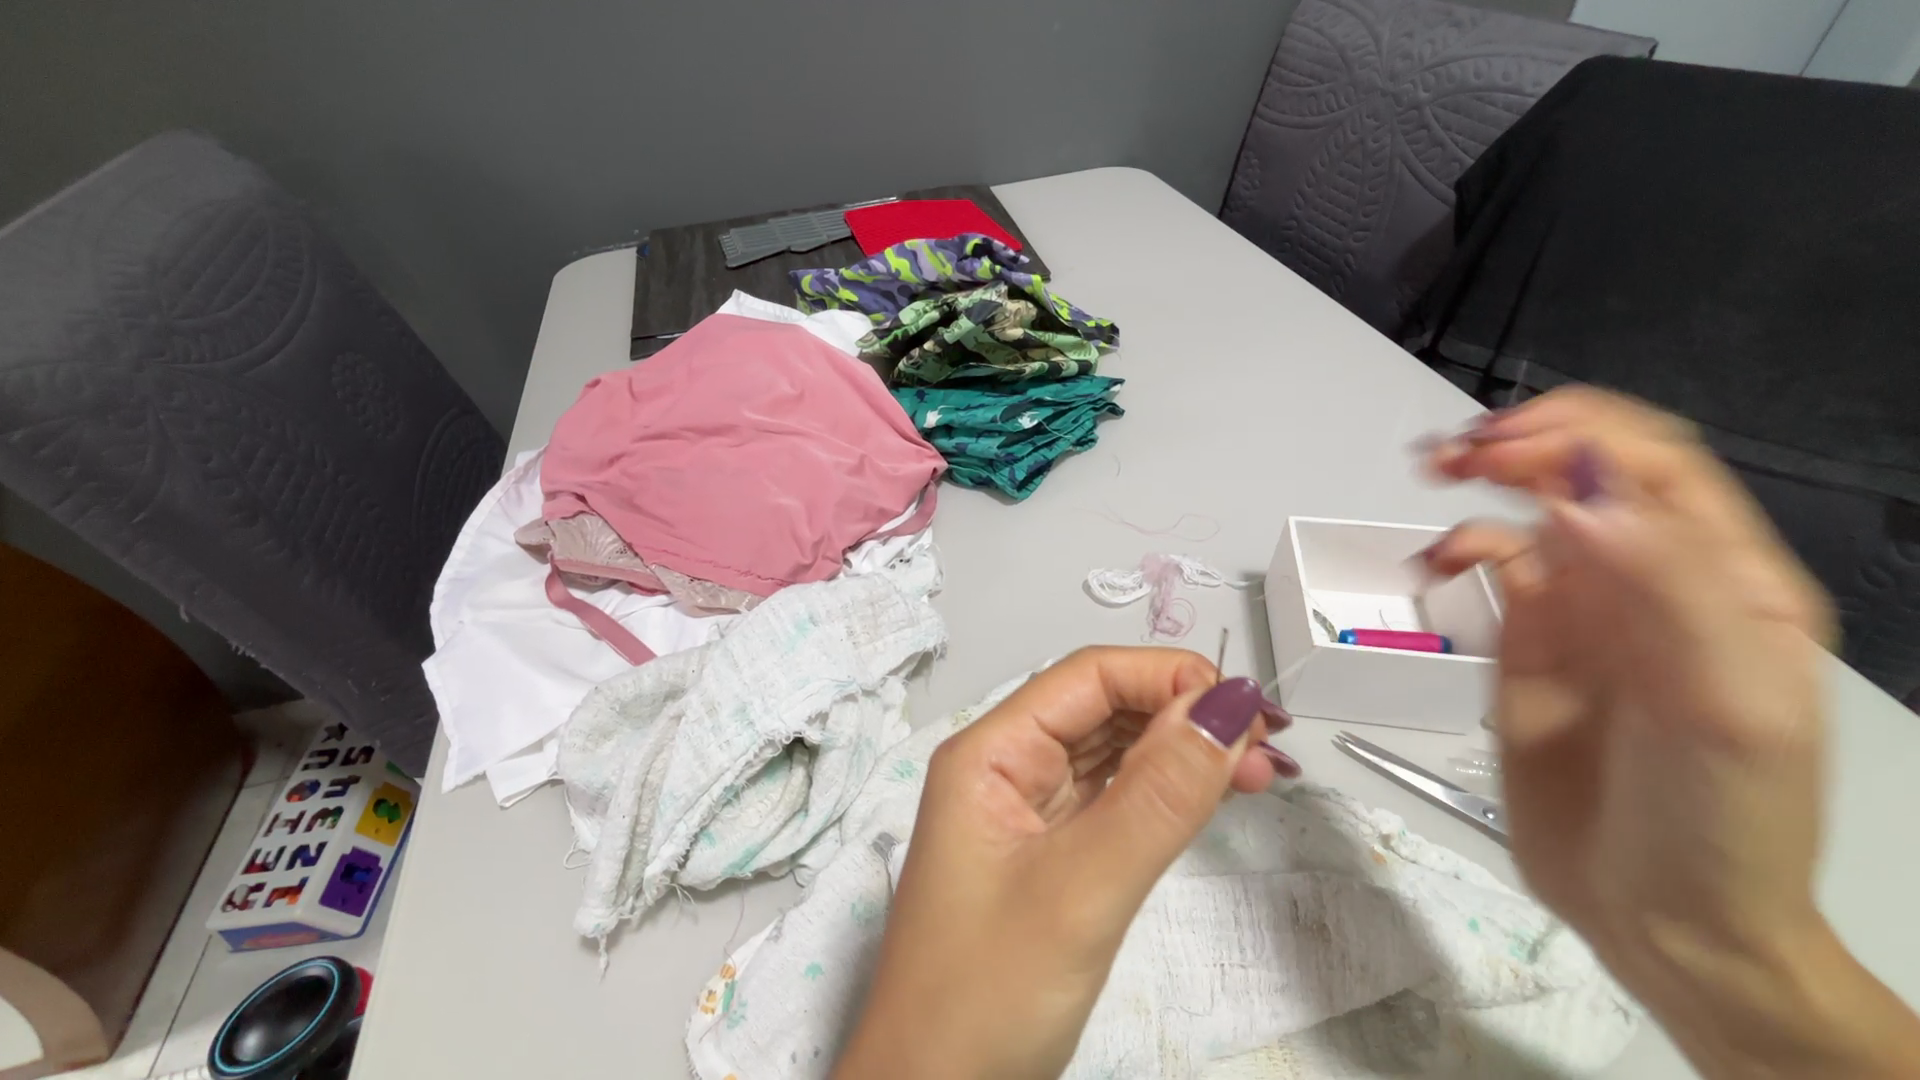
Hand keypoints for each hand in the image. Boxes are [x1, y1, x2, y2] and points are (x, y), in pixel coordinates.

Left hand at [832, 647, 1293, 1079]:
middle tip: (1268, 748)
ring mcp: (1027, 813)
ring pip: (1113, 753)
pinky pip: (1113, 800)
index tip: (1249, 710)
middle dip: (1184, 715)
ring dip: (1182, 753)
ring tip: (1257, 773)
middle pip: (1103, 708)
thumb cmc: (985, 995)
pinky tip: (1209, 797)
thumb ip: (1158, 796)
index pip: (1088, 677)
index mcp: (990, 753)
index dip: (1169, 677)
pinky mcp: (1050, 855)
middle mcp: (1006, 768)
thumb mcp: (1081, 890)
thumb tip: (1230, 707)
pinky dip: (1164, 794)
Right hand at [1423, 388, 1919, 1077]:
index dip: (1577, 437)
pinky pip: (1494, 568)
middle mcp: (1656, 576)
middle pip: (1589, 471)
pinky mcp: (1530, 640)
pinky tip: (1436, 564)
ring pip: (1535, 507)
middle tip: (1447, 455)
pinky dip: (1460, 549)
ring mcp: (1588, 606)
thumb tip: (1575, 496)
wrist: (1662, 912)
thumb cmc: (1718, 817)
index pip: (1655, 467)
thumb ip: (1664, 588)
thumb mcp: (1724, 705)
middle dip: (1521, 443)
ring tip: (1432, 474)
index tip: (1498, 451)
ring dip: (1484, 478)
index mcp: (1729, 579)